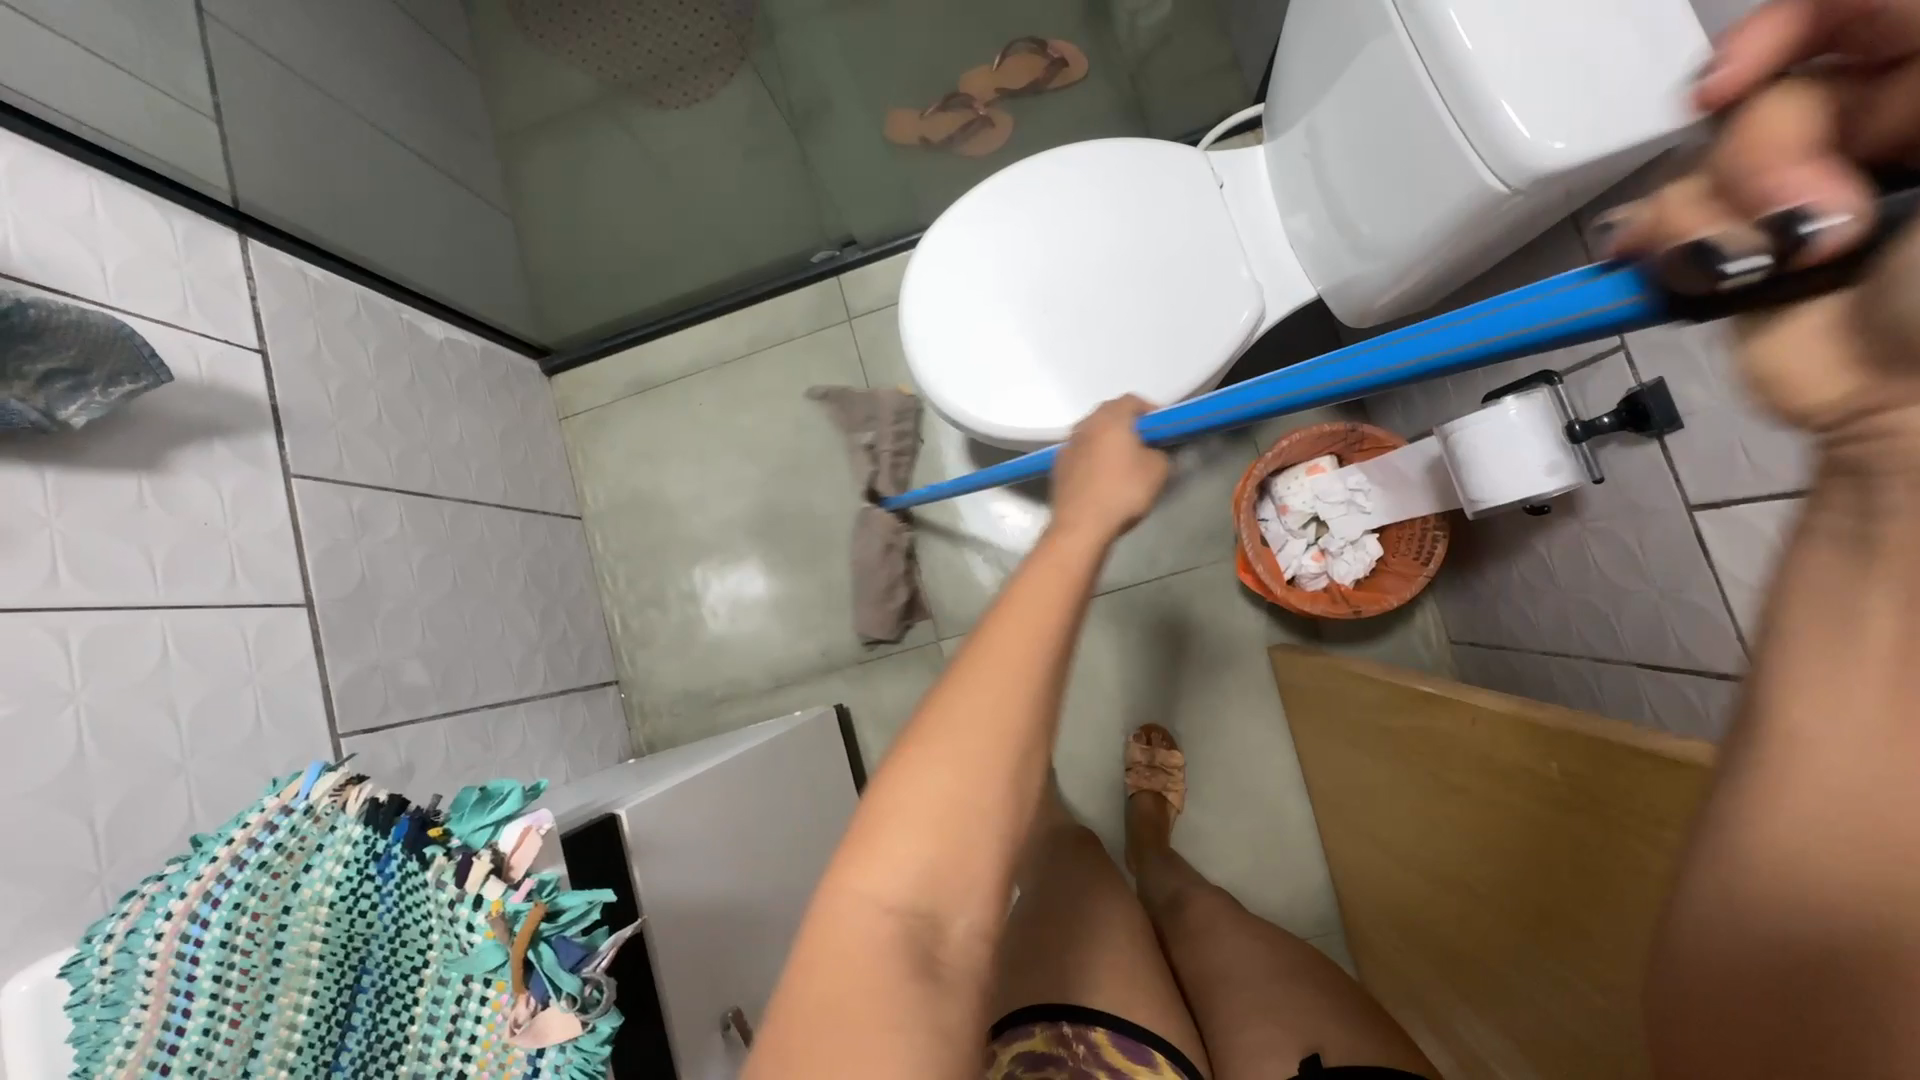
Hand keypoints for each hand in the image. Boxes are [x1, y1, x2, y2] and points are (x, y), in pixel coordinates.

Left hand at [1049, 395, 1169, 542]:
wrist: (1081, 526)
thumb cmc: (1123, 492)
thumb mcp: (1158, 470)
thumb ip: (1159, 452)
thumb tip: (1152, 451)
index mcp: (1109, 419)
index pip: (1131, 400)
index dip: (1149, 410)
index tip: (1161, 428)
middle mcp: (1084, 426)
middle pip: (1107, 414)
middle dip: (1126, 424)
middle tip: (1143, 442)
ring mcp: (1067, 446)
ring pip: (1091, 434)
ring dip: (1106, 441)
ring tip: (1121, 460)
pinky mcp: (1058, 467)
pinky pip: (1080, 453)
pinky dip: (1092, 458)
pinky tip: (1101, 477)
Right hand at [1598, 0, 1919, 460]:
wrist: (1916, 406)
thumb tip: (1835, 8)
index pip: (1850, 10)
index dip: (1785, 27)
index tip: (1730, 83)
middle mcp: (1875, 127)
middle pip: (1768, 91)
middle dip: (1766, 156)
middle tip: (1817, 222)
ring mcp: (1789, 197)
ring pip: (1701, 160)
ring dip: (1713, 218)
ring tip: (1765, 267)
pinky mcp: (1725, 253)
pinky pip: (1660, 219)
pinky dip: (1664, 246)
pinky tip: (1699, 272)